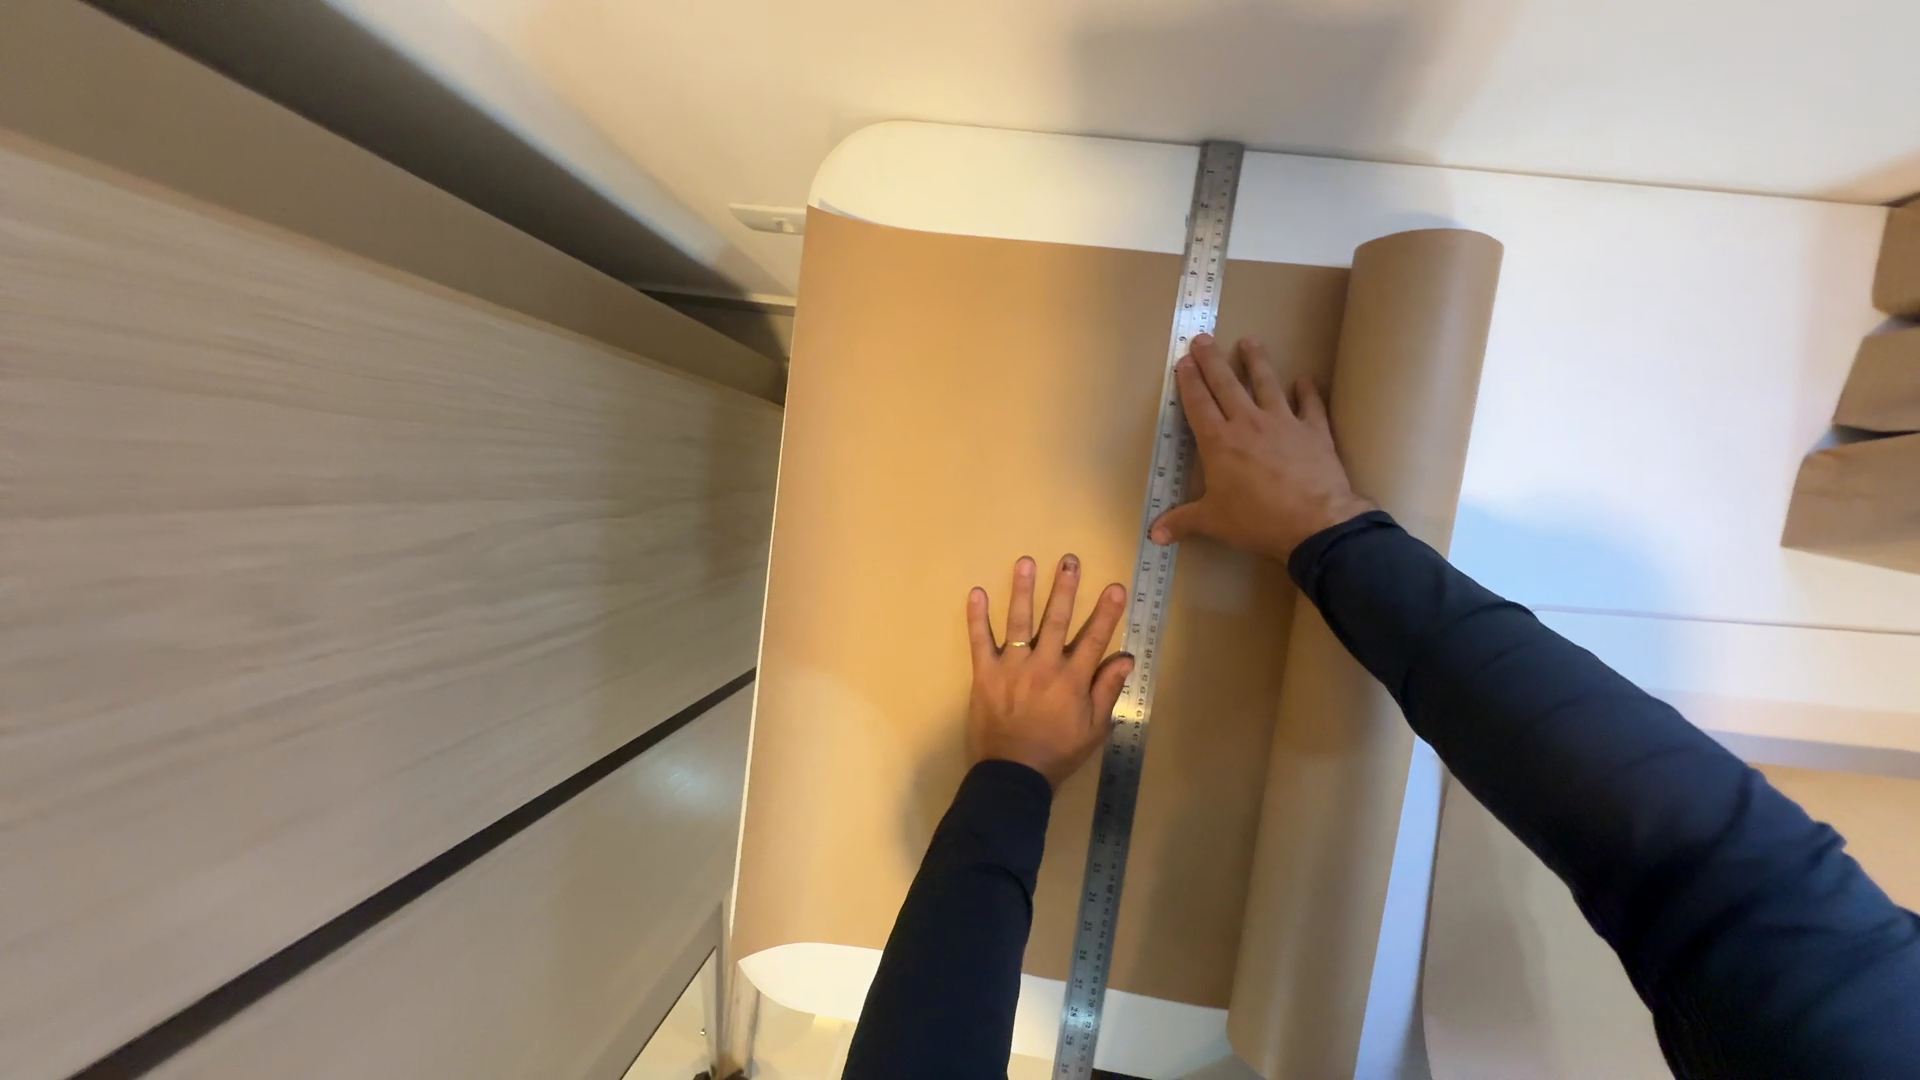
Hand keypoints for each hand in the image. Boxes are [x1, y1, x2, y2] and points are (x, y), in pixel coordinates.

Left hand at [965, 555, 1135, 788]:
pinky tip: (976, 592)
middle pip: (1057, 619)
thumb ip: (1108, 691)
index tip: (1115, 587)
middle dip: (1065, 588)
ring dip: (1023, 589)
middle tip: (1069, 560)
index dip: (1107, 612)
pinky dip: (976, 617)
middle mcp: (1044, 665)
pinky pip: (979, 640)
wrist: (1013, 774)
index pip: (1094, 638)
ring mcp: (1012, 666)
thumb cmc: (1057, 753)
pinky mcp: (985, 673)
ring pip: (1019, 621)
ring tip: (1026, 562)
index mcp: (1073, 679)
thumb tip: (1126, 659)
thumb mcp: (1094, 728)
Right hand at [1149, 333, 1374, 560]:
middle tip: (1204, 338)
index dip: (1189, 382)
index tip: (1184, 360)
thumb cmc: (1256, 521)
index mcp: (1219, 442)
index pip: (1199, 404)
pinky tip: (1305, 379)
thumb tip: (1152, 536)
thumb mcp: (1213, 522)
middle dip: (1213, 360)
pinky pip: (1311, 406)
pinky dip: (1308, 391)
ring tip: (1250, 340)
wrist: (1315, 523)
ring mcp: (1284, 424)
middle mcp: (1249, 424)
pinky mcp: (1315, 432)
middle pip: (1227, 385)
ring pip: (1267, 384)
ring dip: (1257, 361)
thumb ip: (1182, 522)